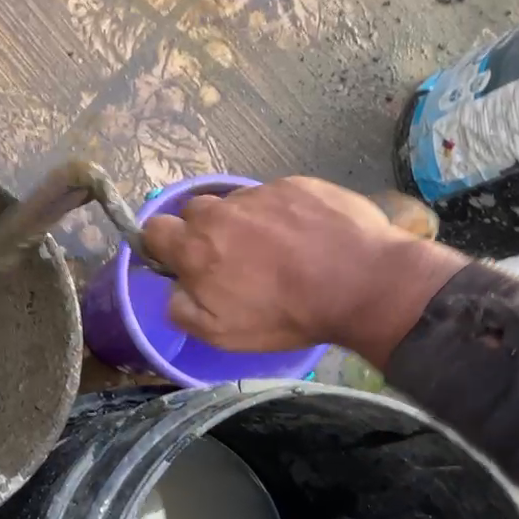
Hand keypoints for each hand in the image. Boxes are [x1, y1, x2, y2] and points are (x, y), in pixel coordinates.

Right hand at [140, 177, 468, 366]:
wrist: (365, 285)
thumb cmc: (286, 314)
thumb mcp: (220, 333)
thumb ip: (181, 310)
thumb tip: (175, 290)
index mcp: (193, 248)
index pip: (153, 229)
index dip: (162, 244)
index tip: (180, 260)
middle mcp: (219, 213)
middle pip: (193, 211)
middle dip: (204, 230)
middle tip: (231, 255)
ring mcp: (260, 195)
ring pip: (236, 203)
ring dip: (244, 221)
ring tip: (276, 247)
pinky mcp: (297, 184)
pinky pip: (275, 195)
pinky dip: (281, 212)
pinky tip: (305, 235)